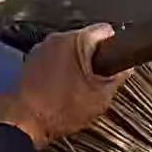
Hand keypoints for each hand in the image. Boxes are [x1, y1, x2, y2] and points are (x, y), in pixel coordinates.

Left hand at [0, 24, 128, 147]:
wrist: (25, 121)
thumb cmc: (61, 108)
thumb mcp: (100, 96)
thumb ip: (117, 76)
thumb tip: (126, 67)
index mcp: (76, 41)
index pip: (105, 30)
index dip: (115, 45)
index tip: (115, 61)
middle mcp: (57, 38)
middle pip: (86, 38)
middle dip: (94, 56)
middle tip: (98, 79)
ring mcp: (41, 48)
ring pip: (69, 48)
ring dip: (76, 63)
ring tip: (79, 87)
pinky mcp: (31, 60)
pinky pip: (54, 58)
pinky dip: (60, 68)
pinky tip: (63, 88)